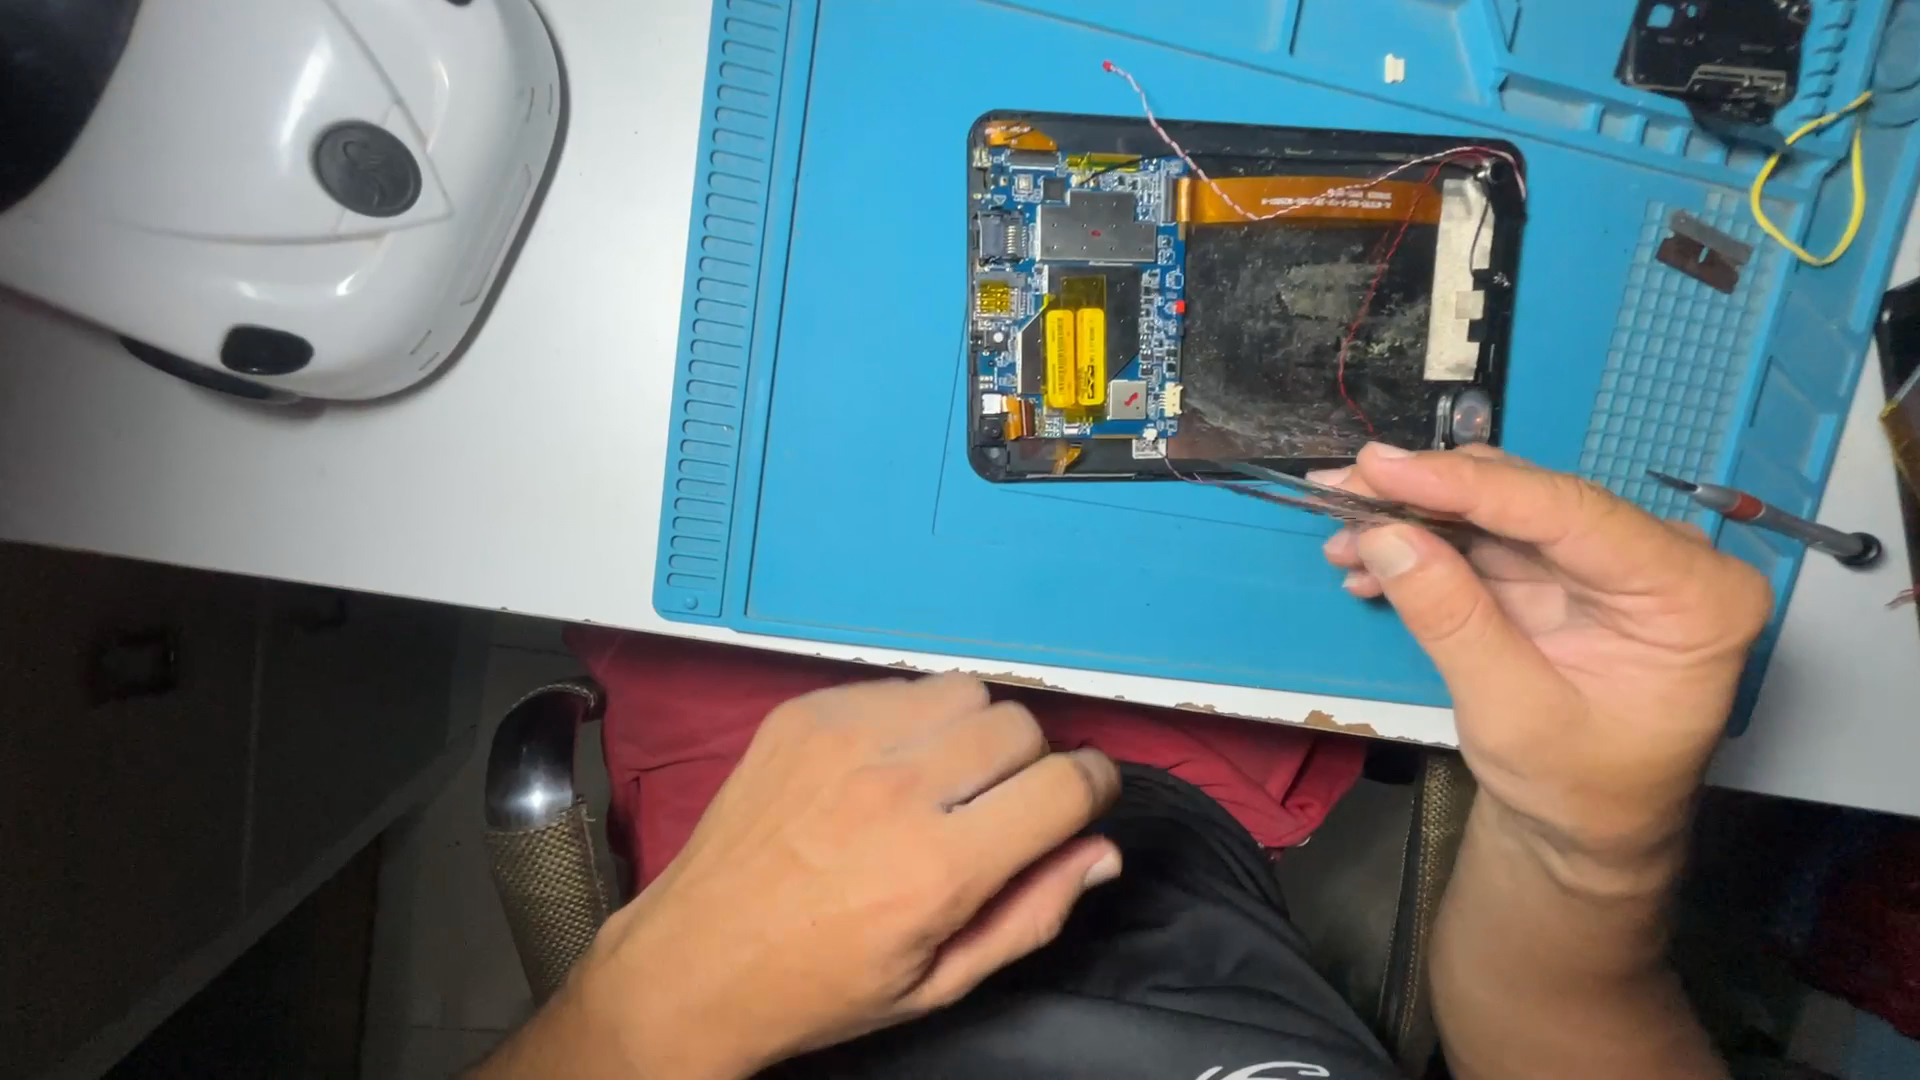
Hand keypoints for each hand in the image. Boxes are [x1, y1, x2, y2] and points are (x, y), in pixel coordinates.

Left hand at [564, 674, 1121, 1079]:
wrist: (696, 955)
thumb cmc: (825, 983)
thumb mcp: (941, 982)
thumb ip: (1034, 912)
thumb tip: (1102, 847)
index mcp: (937, 867)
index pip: (1065, 785)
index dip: (1094, 786)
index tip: (1083, 796)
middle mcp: (896, 787)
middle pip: (1019, 725)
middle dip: (1030, 763)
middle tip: (995, 802)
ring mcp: (845, 735)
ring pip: (966, 691)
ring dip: (973, 731)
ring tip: (940, 775)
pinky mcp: (808, 710)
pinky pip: (902, 684)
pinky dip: (914, 717)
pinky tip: (882, 761)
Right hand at [1319, 444, 1771, 883]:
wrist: (1580, 824)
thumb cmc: (1574, 784)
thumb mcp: (1509, 710)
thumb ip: (1451, 618)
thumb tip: (1383, 535)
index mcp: (1687, 592)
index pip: (1565, 511)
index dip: (1464, 484)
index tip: (1379, 467)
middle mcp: (1649, 557)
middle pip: (1521, 496)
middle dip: (1420, 493)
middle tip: (1338, 490)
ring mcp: (1593, 562)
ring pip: (1486, 508)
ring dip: (1406, 518)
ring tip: (1339, 541)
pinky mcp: (1547, 572)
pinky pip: (1471, 539)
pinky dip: (1412, 547)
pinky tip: (1365, 567)